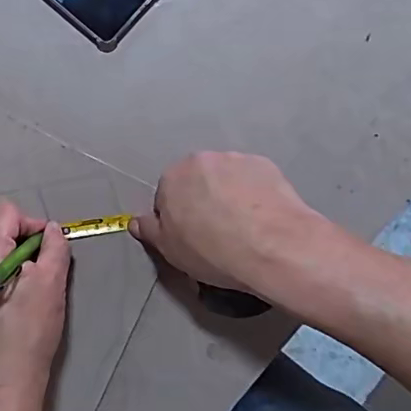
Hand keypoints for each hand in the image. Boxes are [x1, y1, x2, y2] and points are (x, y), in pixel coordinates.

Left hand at [0, 200, 67, 392]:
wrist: (7, 380)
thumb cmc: (29, 331)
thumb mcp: (50, 283)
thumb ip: (54, 247)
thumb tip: (51, 230)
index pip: (5, 212)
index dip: (31, 224)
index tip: (46, 250)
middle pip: (0, 228)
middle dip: (27, 242)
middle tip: (44, 271)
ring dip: (20, 258)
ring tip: (34, 288)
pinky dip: (11, 271)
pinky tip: (20, 298)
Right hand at [133, 151, 350, 303]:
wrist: (273, 246)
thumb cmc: (215, 251)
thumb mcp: (171, 251)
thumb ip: (151, 231)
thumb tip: (136, 221)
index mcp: (172, 176)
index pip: (167, 195)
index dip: (179, 218)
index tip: (192, 237)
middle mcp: (202, 159)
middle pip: (197, 180)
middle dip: (203, 200)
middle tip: (217, 231)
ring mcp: (235, 158)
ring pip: (225, 177)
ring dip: (229, 193)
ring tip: (244, 225)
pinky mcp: (264, 164)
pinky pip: (252, 178)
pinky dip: (254, 192)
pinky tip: (262, 216)